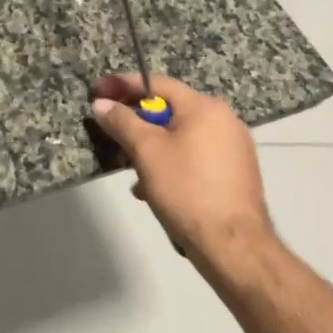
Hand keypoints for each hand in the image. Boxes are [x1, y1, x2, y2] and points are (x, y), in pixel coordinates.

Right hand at [90, 73, 274, 266]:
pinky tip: (153, 188)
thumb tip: (101, 104)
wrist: (234, 248)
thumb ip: (122, 121)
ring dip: (151, 148)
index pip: (157, 83)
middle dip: (136, 122)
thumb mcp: (146, 151)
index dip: (123, 84)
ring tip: (130, 169)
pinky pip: (194, 157)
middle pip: (169, 110)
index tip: (97, 91)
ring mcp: (234, 149)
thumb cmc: (187, 189)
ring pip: (180, 137)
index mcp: (205, 107)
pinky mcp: (236, 175)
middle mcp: (225, 121)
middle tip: (110, 132)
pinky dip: (171, 164)